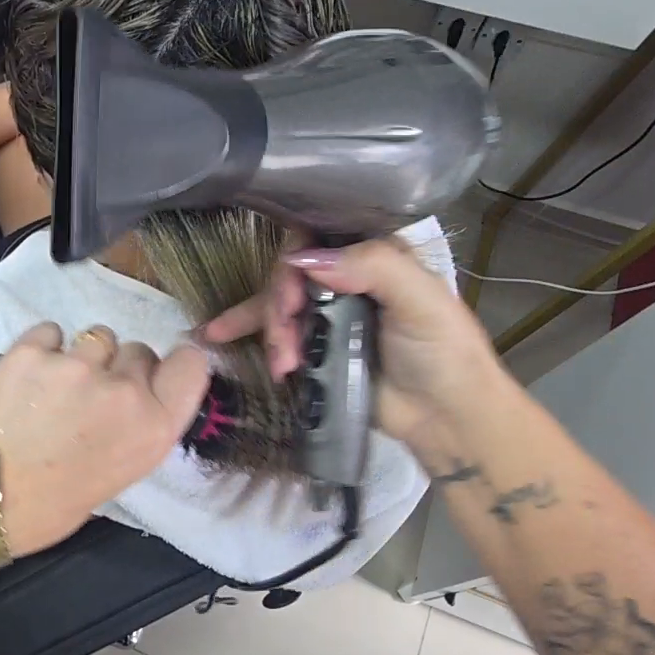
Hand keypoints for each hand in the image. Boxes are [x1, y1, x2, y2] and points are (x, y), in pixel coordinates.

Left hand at [0, 324, 210, 553]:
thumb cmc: (50, 505)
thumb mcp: (119, 475)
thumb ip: (136, 427)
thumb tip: (134, 396)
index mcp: (153, 429)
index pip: (191, 365)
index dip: (172, 366)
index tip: (153, 375)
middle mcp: (124, 392)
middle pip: (139, 350)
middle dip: (119, 368)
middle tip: (89, 397)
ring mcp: (76, 366)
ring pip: (96, 336)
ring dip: (81, 356)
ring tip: (54, 388)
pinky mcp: (32, 351)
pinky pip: (51, 331)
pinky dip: (43, 347)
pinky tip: (28, 377)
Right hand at [202, 239, 509, 442]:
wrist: (443, 418)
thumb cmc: (443, 352)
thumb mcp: (420, 300)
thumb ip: (372, 267)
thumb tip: (304, 260)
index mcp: (375, 255)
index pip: (319, 235)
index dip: (296, 259)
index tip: (292, 294)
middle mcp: (346, 277)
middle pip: (290, 273)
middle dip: (280, 305)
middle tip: (287, 337)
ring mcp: (325, 312)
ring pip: (276, 303)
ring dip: (270, 331)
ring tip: (283, 366)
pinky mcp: (311, 345)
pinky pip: (270, 330)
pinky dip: (240, 330)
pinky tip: (211, 336)